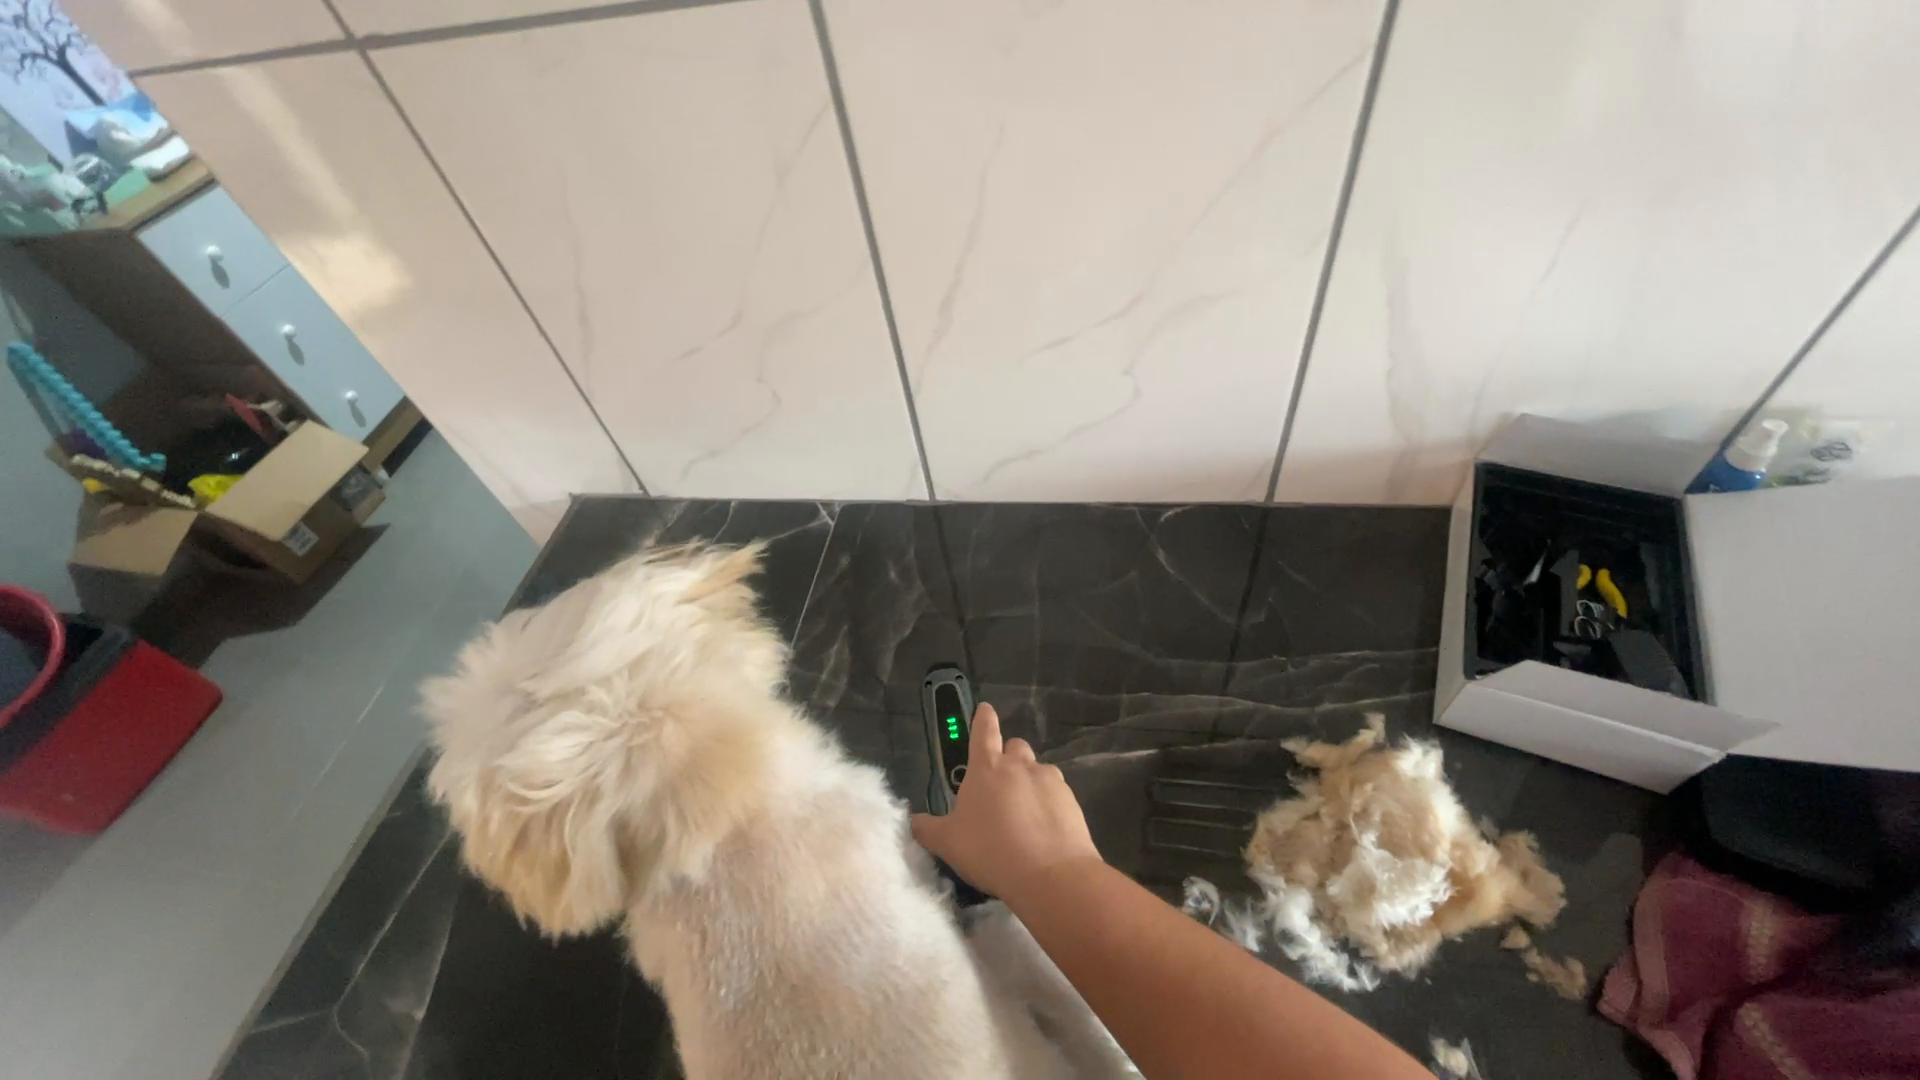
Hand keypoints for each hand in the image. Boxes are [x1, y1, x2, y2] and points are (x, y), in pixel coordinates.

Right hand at [911, 703, 1101, 903]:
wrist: (1050, 874)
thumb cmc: (990, 851)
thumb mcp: (948, 843)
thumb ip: (927, 828)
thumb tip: (913, 820)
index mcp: (986, 768)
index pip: (984, 731)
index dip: (983, 718)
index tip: (986, 709)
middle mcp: (1019, 765)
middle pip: (1015, 747)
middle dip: (1008, 757)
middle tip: (1000, 785)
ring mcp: (1049, 780)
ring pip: (1038, 769)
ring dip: (1030, 781)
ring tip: (1024, 812)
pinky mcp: (1071, 799)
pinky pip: (1056, 792)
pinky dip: (1049, 803)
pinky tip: (1044, 828)